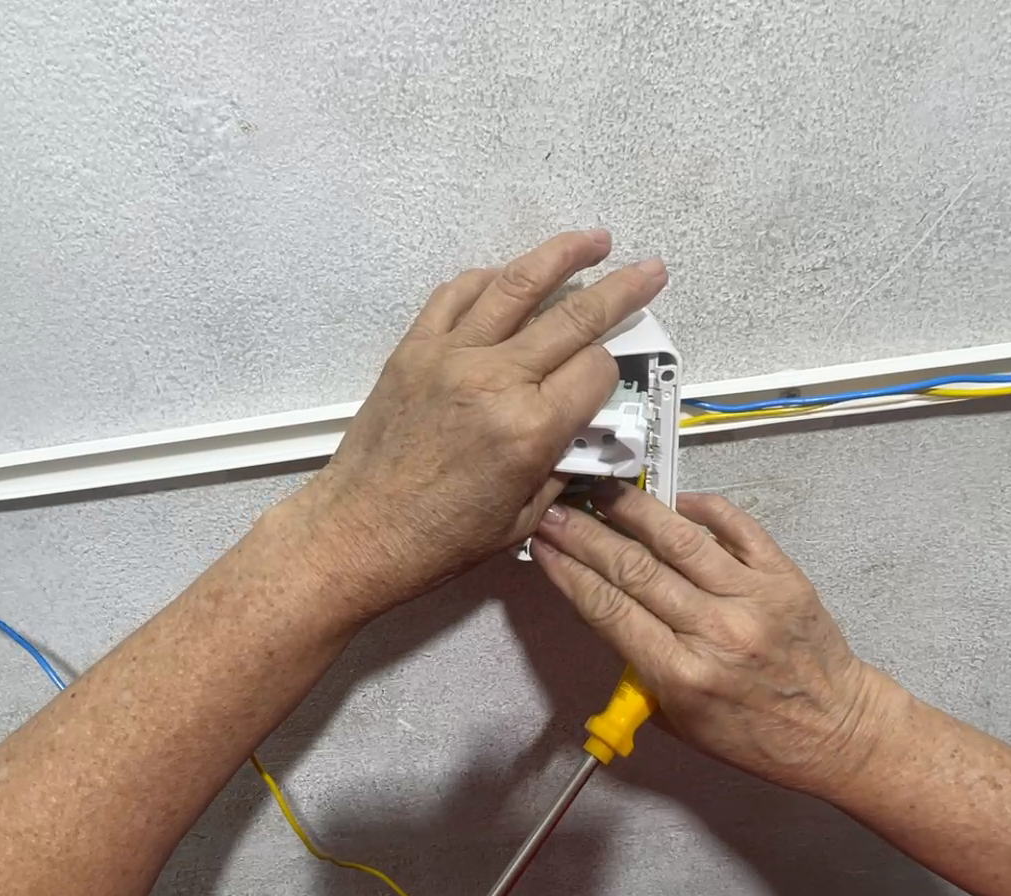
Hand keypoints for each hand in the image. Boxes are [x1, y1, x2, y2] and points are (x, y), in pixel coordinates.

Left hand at [298, 230, 667, 618]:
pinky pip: (456, 295)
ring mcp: (451, 356)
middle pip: (574, 317)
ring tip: (593, 240)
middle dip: (621, 290)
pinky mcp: (414, 350)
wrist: (360, 532)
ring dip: (562, 255)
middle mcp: (496, 380)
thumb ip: (561, 465)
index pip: (597, 371)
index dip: (611, 374)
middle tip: (650, 269)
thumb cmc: (441, 539)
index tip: (603, 384)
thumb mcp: (523, 520)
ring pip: (517, 285)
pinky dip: (488, 279)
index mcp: (531, 429)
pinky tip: (509, 275)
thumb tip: (582, 428)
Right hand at [531, 480, 898, 795]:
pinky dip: (701, 507)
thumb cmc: (748, 734)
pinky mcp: (783, 576)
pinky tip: (671, 497)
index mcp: (681, 674)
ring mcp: (753, 598)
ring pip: (680, 540)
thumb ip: (634, 661)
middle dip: (585, 534)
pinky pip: (737, 527)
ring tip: (599, 489)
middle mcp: (715, 631)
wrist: (835, 732)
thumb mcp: (673, 716)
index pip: (609, 609)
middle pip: (634, 568)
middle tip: (554, 511)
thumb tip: (599, 601)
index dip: (569, 572)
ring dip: (632, 509)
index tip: (543, 546)